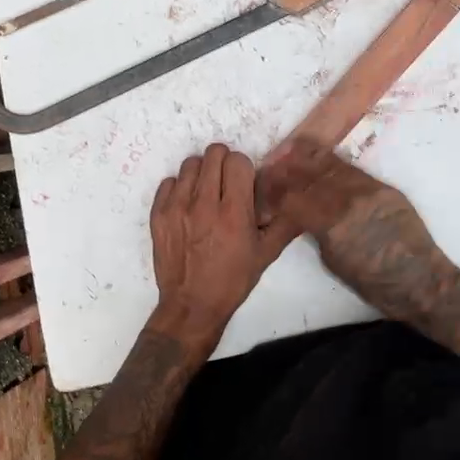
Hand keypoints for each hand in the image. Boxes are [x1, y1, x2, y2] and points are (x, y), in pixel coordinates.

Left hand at [148, 143, 296, 346]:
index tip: (244, 182)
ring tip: (206, 193)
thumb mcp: (266, 254)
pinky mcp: (158, 214)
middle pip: (213, 154)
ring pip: (190, 164)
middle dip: (223, 163)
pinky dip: (179, 188)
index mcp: (234, 213)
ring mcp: (177, 208)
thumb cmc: (233, 280)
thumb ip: (286, 223)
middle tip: (226, 182)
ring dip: (201, 173)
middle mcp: (204, 204)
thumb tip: (302, 199)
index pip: (237, 160)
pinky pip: (168, 181)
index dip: (243, 167)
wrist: (191, 305)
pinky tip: (187, 205)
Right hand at [258, 138, 451, 323]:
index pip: (293, 198)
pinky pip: (352, 171)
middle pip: (309, 176)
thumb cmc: (375, 284)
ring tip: (290, 152)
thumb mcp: (334, 262)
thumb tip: (303, 213)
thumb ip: (316, 232)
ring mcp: (369, 190)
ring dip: (308, 159)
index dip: (274, 192)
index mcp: (332, 224)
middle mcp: (349, 200)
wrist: (421, 281)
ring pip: (331, 166)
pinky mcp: (384, 187)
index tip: (262, 187)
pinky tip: (321, 160)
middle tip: (270, 165)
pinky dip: (332, 164)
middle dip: (286, 169)